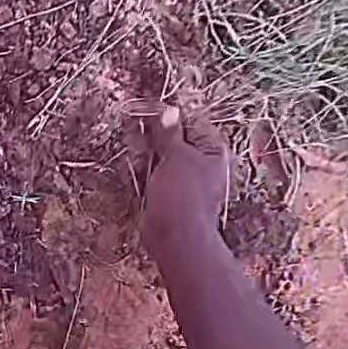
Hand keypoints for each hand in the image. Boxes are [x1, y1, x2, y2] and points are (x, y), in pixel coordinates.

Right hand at [126, 104, 232, 262]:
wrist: (175, 237)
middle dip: (153, 139)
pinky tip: (134, 174)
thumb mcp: (176, 157)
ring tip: (135, 160)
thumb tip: (169, 110)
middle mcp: (201, 162)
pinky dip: (144, 173)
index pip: (189, 122)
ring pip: (161, 158)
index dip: (167, 118)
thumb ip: (170, 134)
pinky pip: (155, 176)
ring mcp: (185, 180)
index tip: (145, 115)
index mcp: (212, 149)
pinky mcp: (169, 194)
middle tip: (136, 138)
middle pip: (174, 140)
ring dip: (145, 157)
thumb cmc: (182, 195)